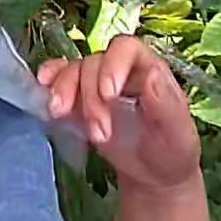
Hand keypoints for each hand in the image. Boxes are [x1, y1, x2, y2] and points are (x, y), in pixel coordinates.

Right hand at [38, 35, 202, 200]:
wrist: (153, 172)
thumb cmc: (171, 149)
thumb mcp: (177, 131)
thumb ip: (165, 102)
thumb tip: (152, 72)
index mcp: (146, 68)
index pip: (126, 48)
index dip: (112, 64)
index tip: (108, 95)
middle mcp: (117, 67)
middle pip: (94, 63)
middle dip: (90, 98)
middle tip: (99, 134)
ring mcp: (94, 78)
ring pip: (73, 69)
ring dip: (65, 92)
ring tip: (62, 116)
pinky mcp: (76, 92)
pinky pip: (58, 74)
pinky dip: (50, 78)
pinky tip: (43, 89)